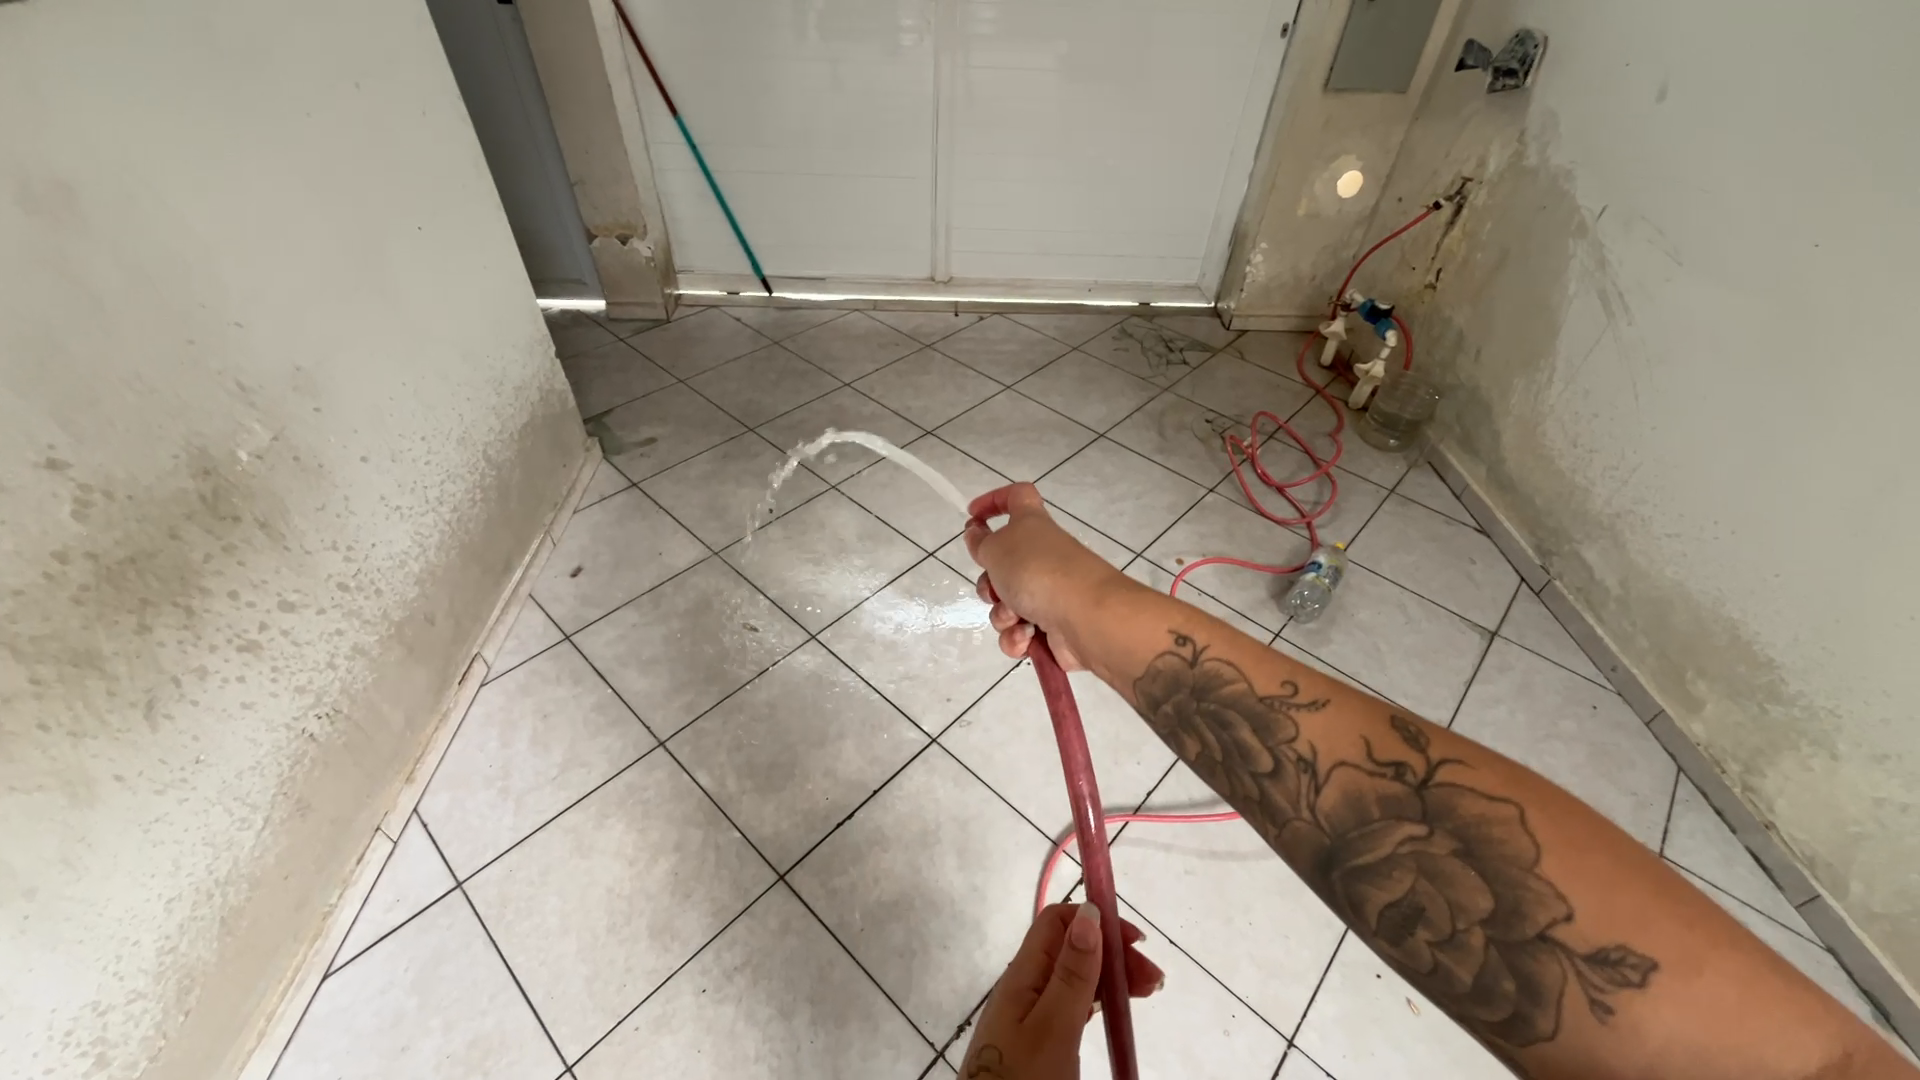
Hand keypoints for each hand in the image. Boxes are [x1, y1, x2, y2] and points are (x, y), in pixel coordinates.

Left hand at [957, 902, 1165, 1079]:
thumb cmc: (1024, 1079)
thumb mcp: (1053, 1027)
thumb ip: (1072, 972)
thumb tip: (1089, 911)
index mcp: (1023, 972)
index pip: (1058, 922)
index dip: (1096, 921)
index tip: (1136, 942)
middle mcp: (1026, 984)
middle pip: (1071, 948)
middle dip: (1113, 951)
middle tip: (1154, 980)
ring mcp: (1031, 1012)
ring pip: (1075, 976)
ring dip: (1111, 975)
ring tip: (1147, 991)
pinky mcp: (1039, 1038)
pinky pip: (1072, 1003)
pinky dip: (1099, 1000)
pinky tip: (1114, 1009)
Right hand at [964, 484, 1128, 668]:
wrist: (1086, 617)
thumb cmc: (1038, 571)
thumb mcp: (998, 549)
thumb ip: (980, 542)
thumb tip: (975, 532)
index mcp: (1032, 526)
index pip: (1016, 497)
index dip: (994, 501)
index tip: (973, 516)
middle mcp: (1042, 557)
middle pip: (1002, 565)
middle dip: (988, 583)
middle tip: (994, 588)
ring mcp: (1049, 593)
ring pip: (1006, 604)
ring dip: (1003, 615)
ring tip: (1016, 618)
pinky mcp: (1053, 626)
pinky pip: (1020, 632)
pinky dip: (1018, 637)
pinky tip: (1027, 638)